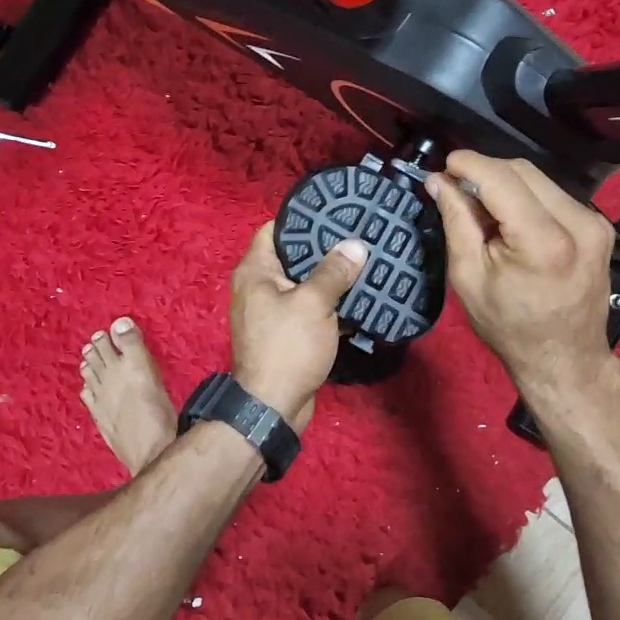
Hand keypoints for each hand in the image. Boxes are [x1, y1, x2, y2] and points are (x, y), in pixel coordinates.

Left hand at [228, 221, 368, 431]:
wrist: (273, 407)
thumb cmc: (287, 347)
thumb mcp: (314, 303)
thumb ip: (334, 271)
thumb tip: (355, 245)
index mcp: (255, 272)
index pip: (274, 230)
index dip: (302, 218)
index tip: (333, 211)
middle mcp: (258, 288)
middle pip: (292, 256)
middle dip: (323, 248)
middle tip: (357, 235)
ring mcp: (271, 313)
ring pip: (304, 285)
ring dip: (330, 278)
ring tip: (363, 261)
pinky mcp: (285, 335)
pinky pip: (309, 309)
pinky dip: (330, 304)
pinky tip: (359, 298)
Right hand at [426, 151, 615, 399]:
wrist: (565, 359)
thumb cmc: (510, 326)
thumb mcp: (468, 277)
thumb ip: (456, 221)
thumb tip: (439, 180)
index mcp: (544, 240)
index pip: (501, 178)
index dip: (469, 164)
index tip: (444, 164)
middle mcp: (577, 222)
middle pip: (522, 171)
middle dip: (485, 172)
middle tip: (456, 189)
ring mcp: (594, 222)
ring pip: (539, 179)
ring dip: (505, 183)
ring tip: (482, 208)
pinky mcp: (599, 226)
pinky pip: (554, 194)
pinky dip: (526, 197)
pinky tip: (510, 219)